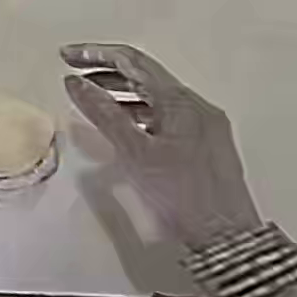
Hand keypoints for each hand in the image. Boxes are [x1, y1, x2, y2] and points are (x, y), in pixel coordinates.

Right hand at [62, 43, 261, 249]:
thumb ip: (103, 112)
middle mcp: (196, 105)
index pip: (133, 61)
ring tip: (87, 95)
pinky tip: (118, 121)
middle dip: (105, 70)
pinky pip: (162, 113)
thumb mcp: (135, 152)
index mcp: (181, 102)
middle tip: (71, 72)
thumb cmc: (181, 194)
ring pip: (153, 95)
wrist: (230, 242)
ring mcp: (202, 124)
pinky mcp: (202, 142)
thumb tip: (74, 81)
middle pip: (144, 75)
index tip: (65, 56)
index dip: (96, 54)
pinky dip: (135, 110)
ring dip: (119, 90)